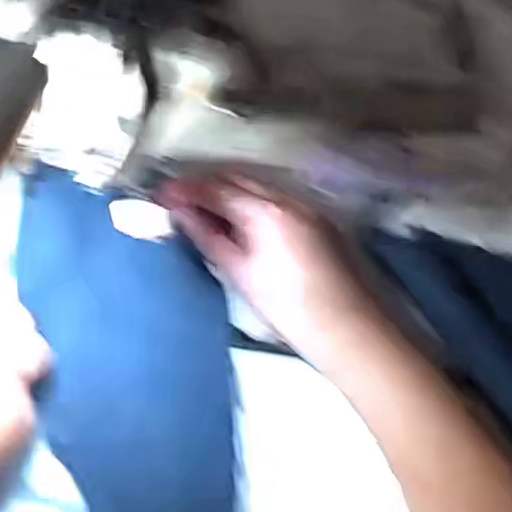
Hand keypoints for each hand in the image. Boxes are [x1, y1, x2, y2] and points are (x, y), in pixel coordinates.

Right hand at [157, 172, 395, 368]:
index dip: (180, 189)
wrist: (354, 335)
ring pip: (253, 184)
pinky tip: (234, 220)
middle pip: (233, 177)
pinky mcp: (318, 221)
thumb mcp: (235, 269)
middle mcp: (287, 199)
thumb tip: (177, 211)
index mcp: (264, 212)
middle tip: (176, 201)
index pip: (212, 187)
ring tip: (201, 210)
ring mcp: (307, 208)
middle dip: (201, 184)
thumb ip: (204, 233)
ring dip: (223, 190)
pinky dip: (246, 199)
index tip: (157, 196)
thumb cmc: (286, 306)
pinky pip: (272, 196)